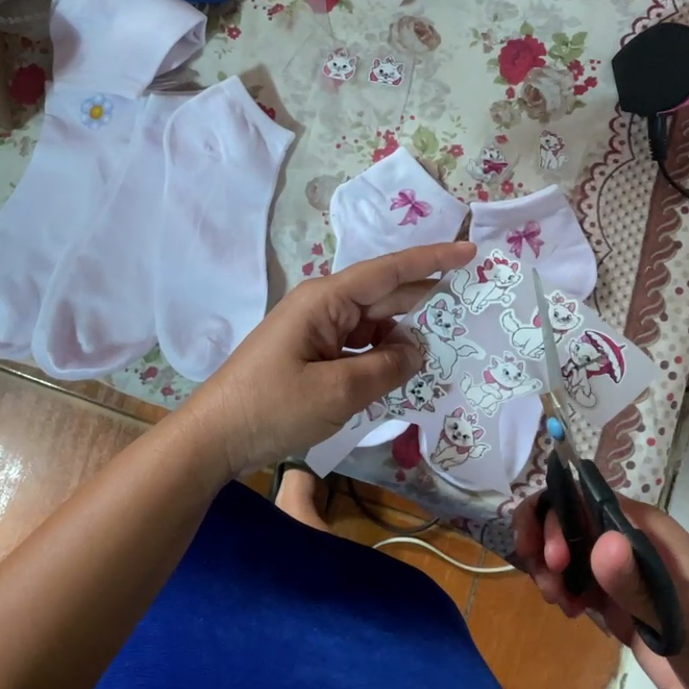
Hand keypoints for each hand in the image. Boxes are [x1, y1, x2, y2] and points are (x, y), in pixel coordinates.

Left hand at [177, 241, 476, 476]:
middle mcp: (322, 307)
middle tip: (473, 303)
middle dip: (426, 297)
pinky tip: (408, 370)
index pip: (387, 271)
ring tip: (450, 343)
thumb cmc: (271, 407)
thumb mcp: (336, 392)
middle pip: (383, 295)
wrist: (215, 436)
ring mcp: (315, 331)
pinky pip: (357, 346)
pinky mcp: (311, 355)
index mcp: (324, 301)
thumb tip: (416, 349)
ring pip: (373, 324)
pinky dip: (383, 355)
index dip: (430, 261)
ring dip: (405, 334)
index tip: (469, 251)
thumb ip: (385, 368)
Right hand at [512, 494, 688, 688]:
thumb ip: (641, 587)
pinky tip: (568, 611)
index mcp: (652, 531)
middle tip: (547, 582)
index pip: (589, 497)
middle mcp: (634, 542)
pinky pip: (579, 580)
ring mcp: (627, 574)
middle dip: (547, 540)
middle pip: (572, 517)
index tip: (552, 558)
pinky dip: (562, 588)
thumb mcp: (688, 626)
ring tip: (555, 600)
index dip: (560, 516)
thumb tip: (601, 539)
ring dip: (549, 565)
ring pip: (569, 547)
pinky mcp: (621, 605)